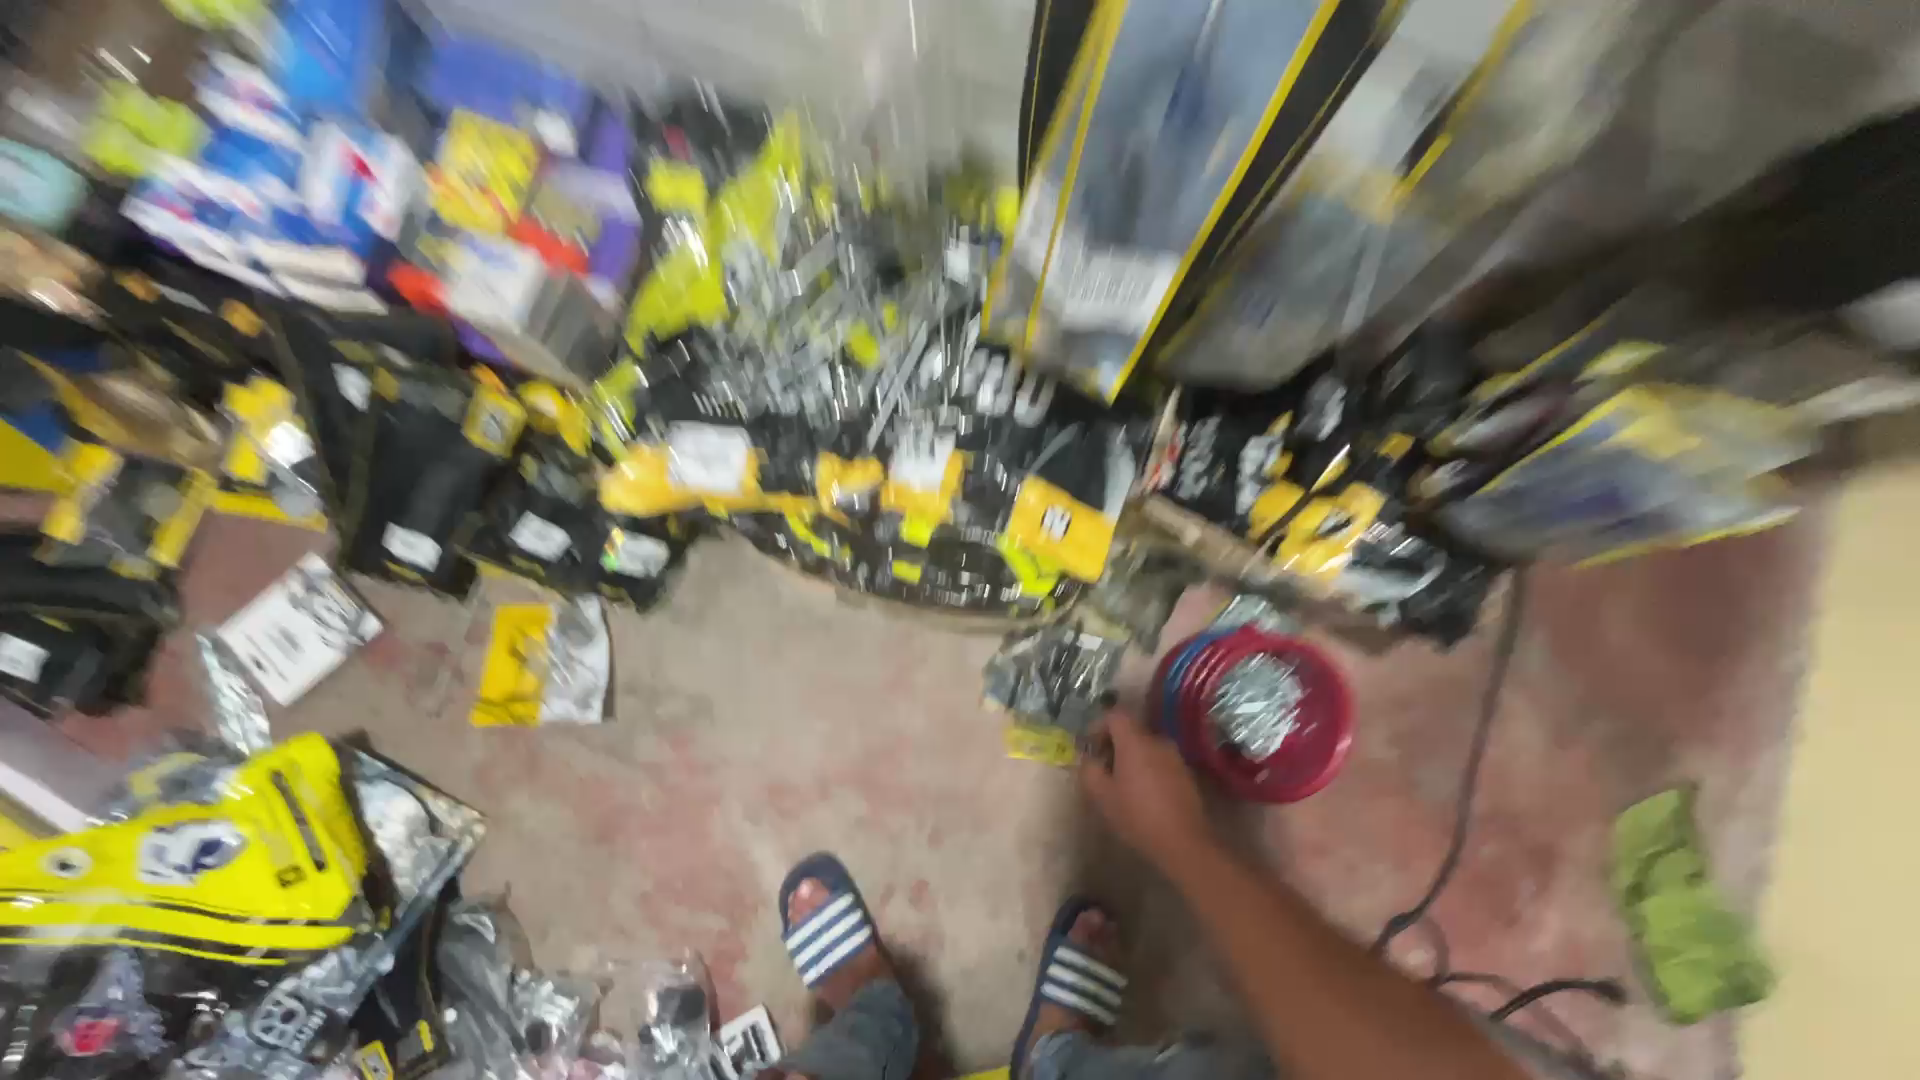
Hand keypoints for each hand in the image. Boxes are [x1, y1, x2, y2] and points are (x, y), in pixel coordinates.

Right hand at [1080, 705, 1212, 871]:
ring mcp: (1175, 757)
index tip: (1091, 748)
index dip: (1099, 726)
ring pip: (1146, 746)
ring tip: (1122, 784)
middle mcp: (1157, 741)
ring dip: (1131, 757)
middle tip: (1102, 768)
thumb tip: (1090, 759)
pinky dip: (1148, 768)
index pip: (1115, 715)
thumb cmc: (1137, 816)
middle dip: (1113, 744)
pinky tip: (1143, 794)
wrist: (1183, 842)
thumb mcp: (1102, 796)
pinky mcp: (1186, 773)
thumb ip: (1089, 771)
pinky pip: (1160, 760)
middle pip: (1131, 730)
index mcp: (1135, 742)